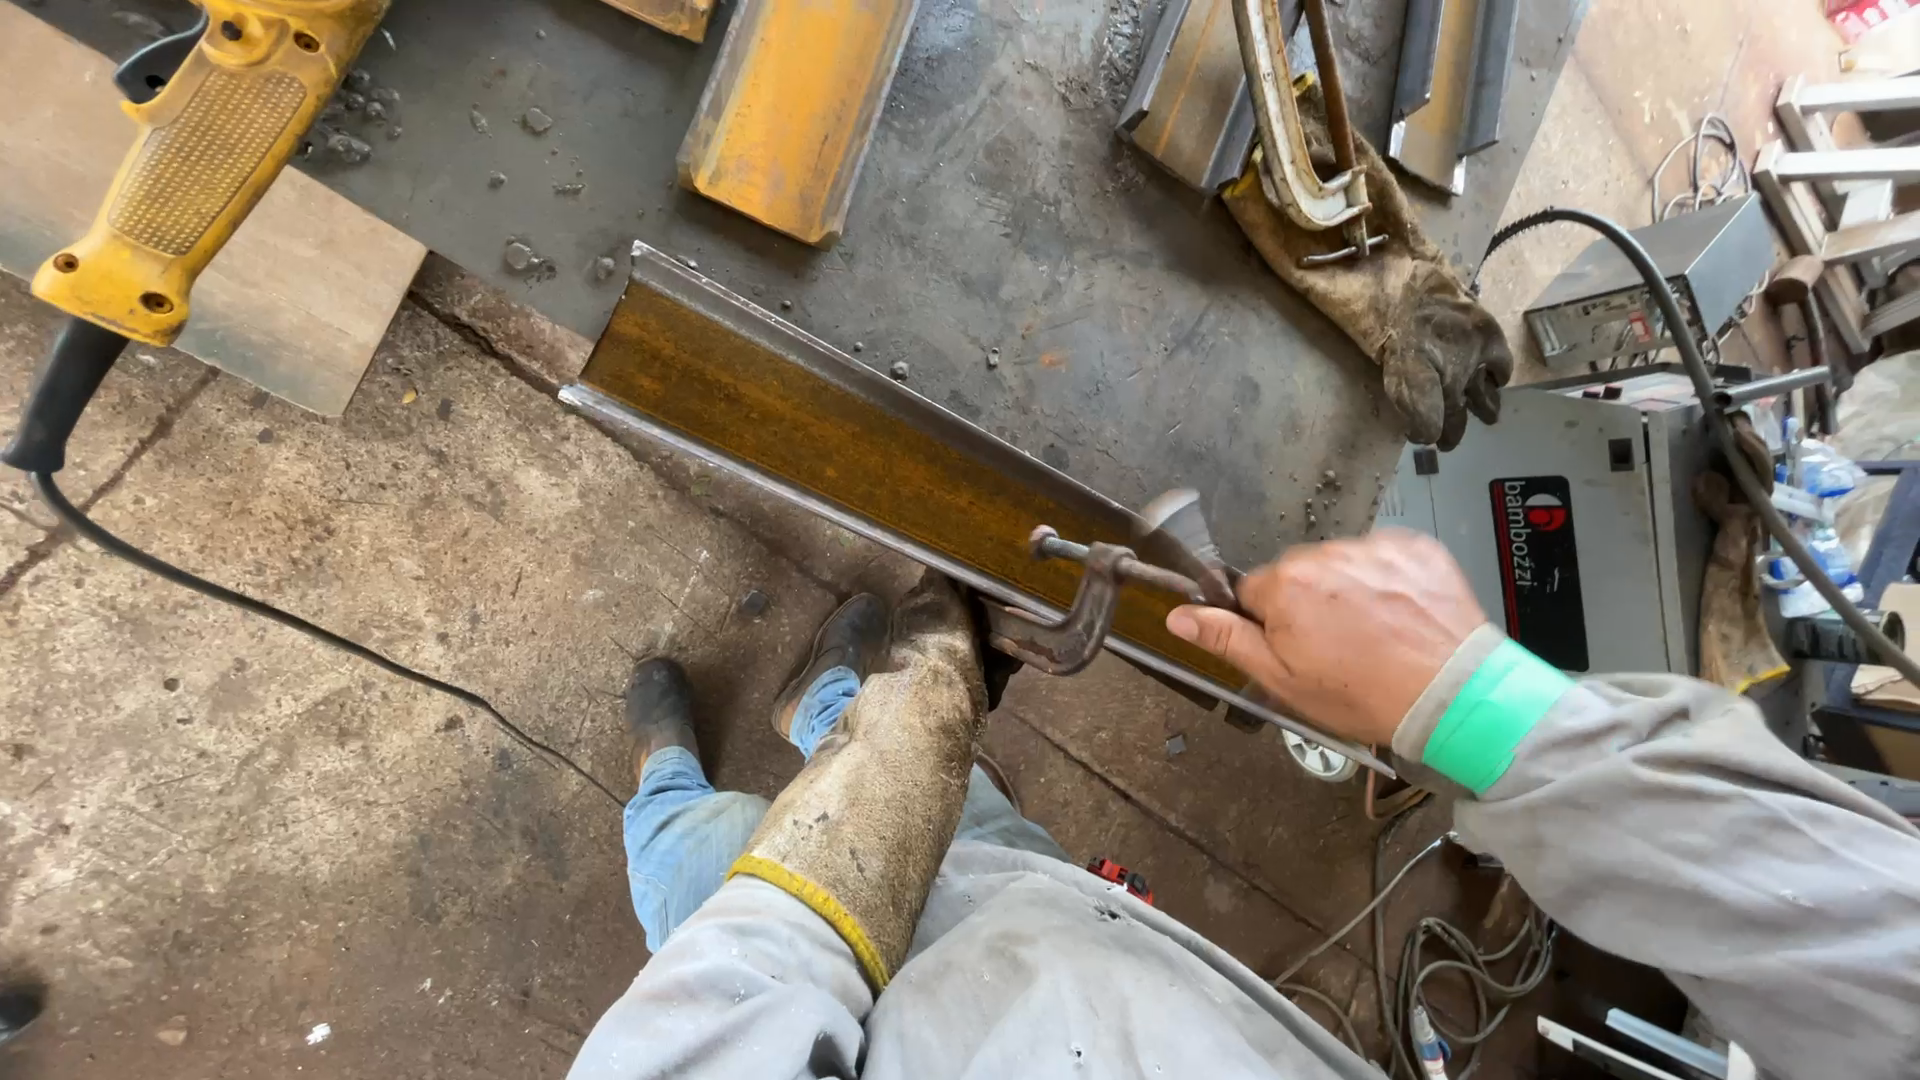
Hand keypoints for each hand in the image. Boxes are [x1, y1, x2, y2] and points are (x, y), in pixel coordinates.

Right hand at [1165, 529, 1486, 746]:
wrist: (1456, 696)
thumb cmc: (1363, 694)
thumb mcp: (1281, 679)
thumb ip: (1227, 639)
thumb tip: (1179, 615)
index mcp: (1284, 585)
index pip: (1251, 591)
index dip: (1268, 621)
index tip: (1295, 646)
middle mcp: (1323, 554)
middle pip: (1294, 574)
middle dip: (1306, 603)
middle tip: (1337, 646)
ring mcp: (1372, 547)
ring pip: (1337, 564)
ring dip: (1346, 589)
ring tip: (1374, 632)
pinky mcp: (1413, 546)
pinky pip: (1380, 555)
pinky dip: (1384, 578)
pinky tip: (1398, 612)